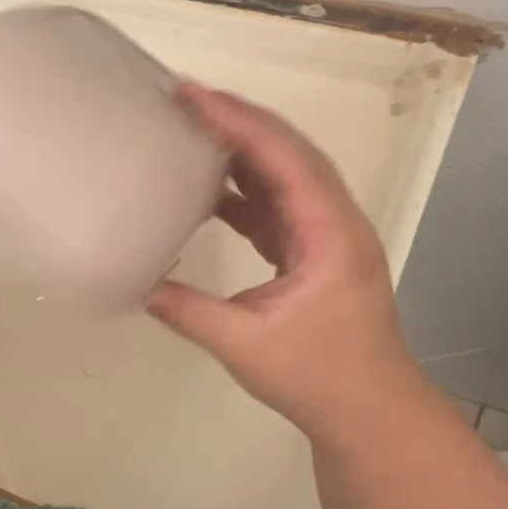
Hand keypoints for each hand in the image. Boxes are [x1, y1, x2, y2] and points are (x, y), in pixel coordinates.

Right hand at [145, 84, 421, 436]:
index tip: (194, 98)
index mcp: (328, 234)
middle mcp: (333, 223)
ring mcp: (323, 237)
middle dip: (239, 119)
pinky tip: (205, 187)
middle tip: (186, 97)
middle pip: (289, 153)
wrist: (370, 411)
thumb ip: (188, 311)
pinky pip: (274, 204)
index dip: (240, 123)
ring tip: (192, 126)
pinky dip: (240, 187)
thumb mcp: (244, 344)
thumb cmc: (318, 377)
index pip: (284, 160)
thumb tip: (137, 285)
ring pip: (283, 174)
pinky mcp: (309, 254)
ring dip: (241, 148)